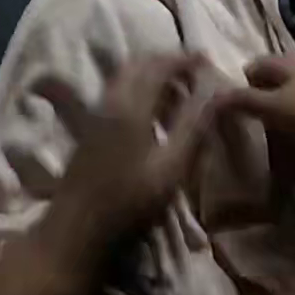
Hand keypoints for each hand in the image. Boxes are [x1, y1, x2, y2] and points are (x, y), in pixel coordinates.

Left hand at [34, 54, 220, 274]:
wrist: (74, 236)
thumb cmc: (128, 204)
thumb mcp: (171, 168)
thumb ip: (194, 125)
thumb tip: (220, 93)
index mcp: (131, 104)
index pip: (160, 65)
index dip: (184, 59)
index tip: (206, 59)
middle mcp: (112, 98)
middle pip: (141, 63)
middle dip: (168, 62)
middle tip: (194, 74)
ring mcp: (97, 111)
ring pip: (128, 75)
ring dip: (153, 75)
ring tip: (179, 94)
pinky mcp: (91, 125)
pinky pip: (119, 89)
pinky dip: (140, 87)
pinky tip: (154, 113)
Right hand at [217, 54, 294, 173]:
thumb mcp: (273, 107)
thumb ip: (242, 100)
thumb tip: (212, 96)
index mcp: (287, 60)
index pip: (252, 66)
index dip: (238, 85)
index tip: (226, 110)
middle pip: (267, 83)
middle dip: (253, 103)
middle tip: (239, 127)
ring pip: (281, 102)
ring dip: (270, 119)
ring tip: (258, 140)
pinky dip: (286, 130)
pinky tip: (282, 148)